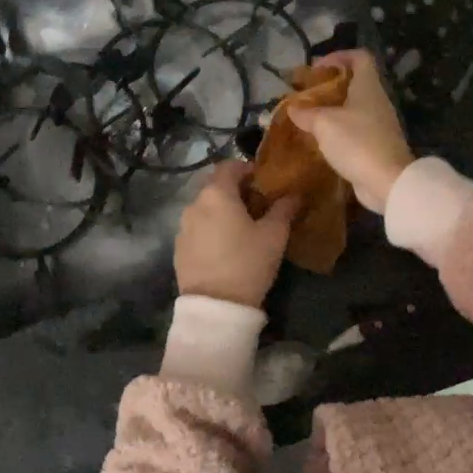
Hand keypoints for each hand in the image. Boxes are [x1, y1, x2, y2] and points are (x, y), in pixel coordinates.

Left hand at [175, 161, 298, 307]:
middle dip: (235, 191)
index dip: (247, 169)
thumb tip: (293, 194)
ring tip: (242, 229)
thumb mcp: (274, 236)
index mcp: (217, 194)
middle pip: (215, 187)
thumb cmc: (248, 263)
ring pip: (205, 209)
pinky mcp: (179, 248)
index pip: (229, 166)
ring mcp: (183, 227)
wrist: (216, 306)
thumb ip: (283, 209)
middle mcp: (194, 204)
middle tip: (257, 207)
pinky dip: (211, 229)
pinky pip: (197, 229)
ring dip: (222, 211)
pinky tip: (225, 248)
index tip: (263, 183)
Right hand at [287, 49, 413, 212]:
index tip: (317, 68)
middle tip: (306, 95)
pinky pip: (355, 130)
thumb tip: (293, 108)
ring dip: (332, 111)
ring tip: (308, 118)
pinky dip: (338, 131)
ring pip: (354, 109)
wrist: (387, 181)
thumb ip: (306, 113)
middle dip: (330, 86)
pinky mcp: (377, 146)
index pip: (360, 57)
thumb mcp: (324, 124)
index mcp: (368, 87)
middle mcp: (377, 101)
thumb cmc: (356, 142)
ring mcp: (379, 125)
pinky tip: (321, 140)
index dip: (339, 55)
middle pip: (355, 83)